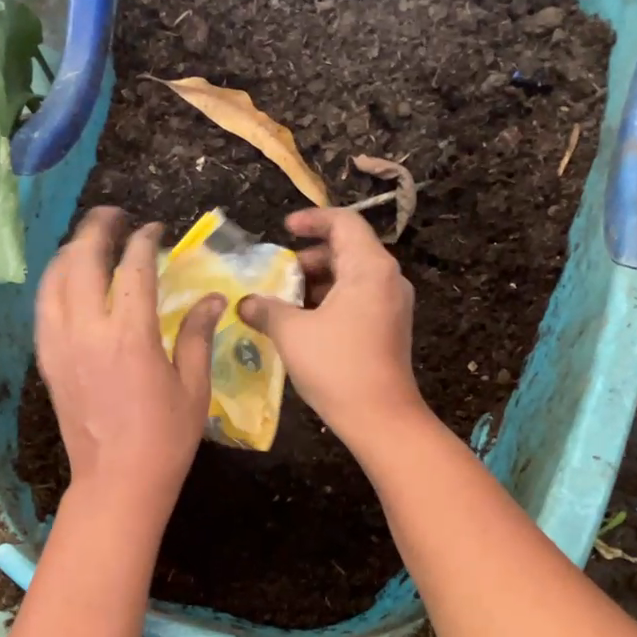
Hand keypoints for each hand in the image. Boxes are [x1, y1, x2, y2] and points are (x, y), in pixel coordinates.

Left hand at [36, 207, 225, 511]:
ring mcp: (60, 344)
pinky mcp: (48, 360)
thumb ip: (196, 335)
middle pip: (83, 259)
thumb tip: (211, 299)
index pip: (134, 267)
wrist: (117, 482)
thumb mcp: (192, 387)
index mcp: (130, 335)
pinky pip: (43, 308)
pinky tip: (68, 281)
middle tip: (115, 217)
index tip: (157, 231)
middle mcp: (87, 331)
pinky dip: (55, 284)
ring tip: (90, 242)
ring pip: (54, 279)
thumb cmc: (165, 439)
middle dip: (99, 228)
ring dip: (71, 251)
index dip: (146, 241)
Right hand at [239, 208, 424, 440]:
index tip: (285, 229)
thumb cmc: (336, 366)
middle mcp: (387, 279)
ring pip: (351, 278)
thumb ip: (266, 309)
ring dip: (316, 283)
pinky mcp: (389, 329)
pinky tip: (302, 324)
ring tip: (283, 301)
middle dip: (309, 259)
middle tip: (278, 274)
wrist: (380, 417)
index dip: (312, 220)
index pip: (343, 223)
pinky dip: (329, 302)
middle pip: (347, 250)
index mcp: (369, 268)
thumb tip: (245, 303)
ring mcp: (391, 305)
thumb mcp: (292, 333)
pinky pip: (357, 301)